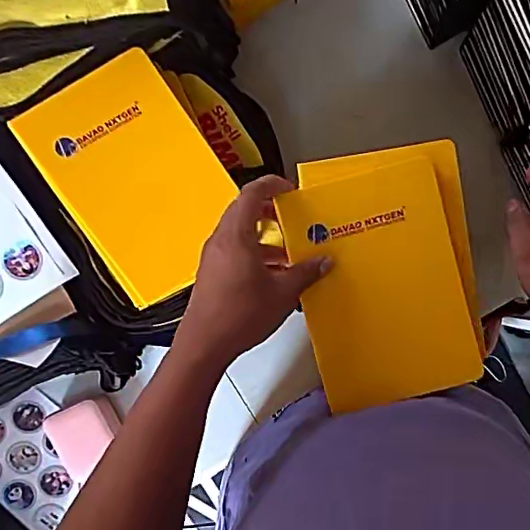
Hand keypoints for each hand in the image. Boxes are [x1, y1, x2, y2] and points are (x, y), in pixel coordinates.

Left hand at [174, 176, 330, 371]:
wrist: (206, 343)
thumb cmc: (238, 316)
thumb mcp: (283, 293)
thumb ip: (305, 272)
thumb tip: (322, 262)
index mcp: (236, 237)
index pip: (251, 194)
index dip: (272, 185)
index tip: (289, 189)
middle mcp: (221, 241)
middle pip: (245, 212)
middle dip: (271, 212)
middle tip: (292, 217)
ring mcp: (215, 257)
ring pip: (242, 234)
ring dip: (266, 238)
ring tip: (290, 252)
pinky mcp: (213, 273)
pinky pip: (237, 252)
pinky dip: (257, 254)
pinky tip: (276, 275)